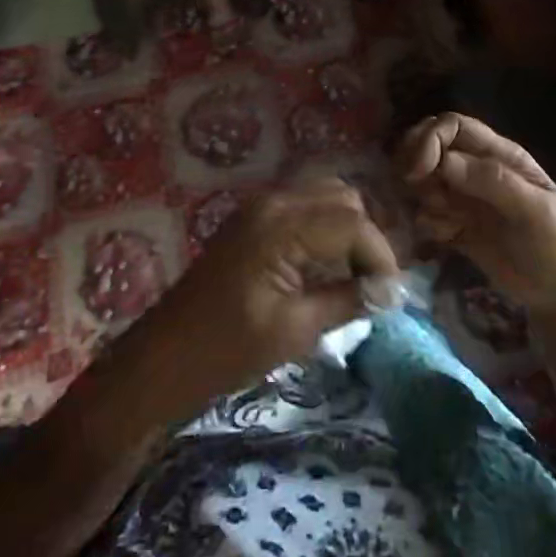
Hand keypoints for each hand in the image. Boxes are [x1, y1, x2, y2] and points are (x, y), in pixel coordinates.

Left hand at [146, 177, 399, 401]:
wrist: (164, 358)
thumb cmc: (227, 349)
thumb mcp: (296, 329)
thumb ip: (348, 300)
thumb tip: (391, 291)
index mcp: (281, 225)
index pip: (353, 222)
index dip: (380, 257)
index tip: (391, 297)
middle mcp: (272, 202)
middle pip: (343, 199)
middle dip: (366, 239)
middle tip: (373, 286)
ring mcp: (259, 207)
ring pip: (325, 198)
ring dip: (347, 231)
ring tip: (354, 277)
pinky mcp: (252, 219)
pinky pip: (303, 208)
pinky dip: (325, 230)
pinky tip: (326, 266)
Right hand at [397, 113, 555, 316]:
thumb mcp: (534, 211)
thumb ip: (492, 182)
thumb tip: (445, 161)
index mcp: (500, 156)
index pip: (452, 126)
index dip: (429, 140)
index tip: (416, 171)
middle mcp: (478, 170)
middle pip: (431, 147)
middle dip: (415, 164)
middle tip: (414, 190)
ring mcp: (466, 198)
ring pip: (425, 180)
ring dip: (421, 196)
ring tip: (442, 220)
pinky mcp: (457, 226)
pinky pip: (427, 213)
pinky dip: (426, 222)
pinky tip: (443, 238)